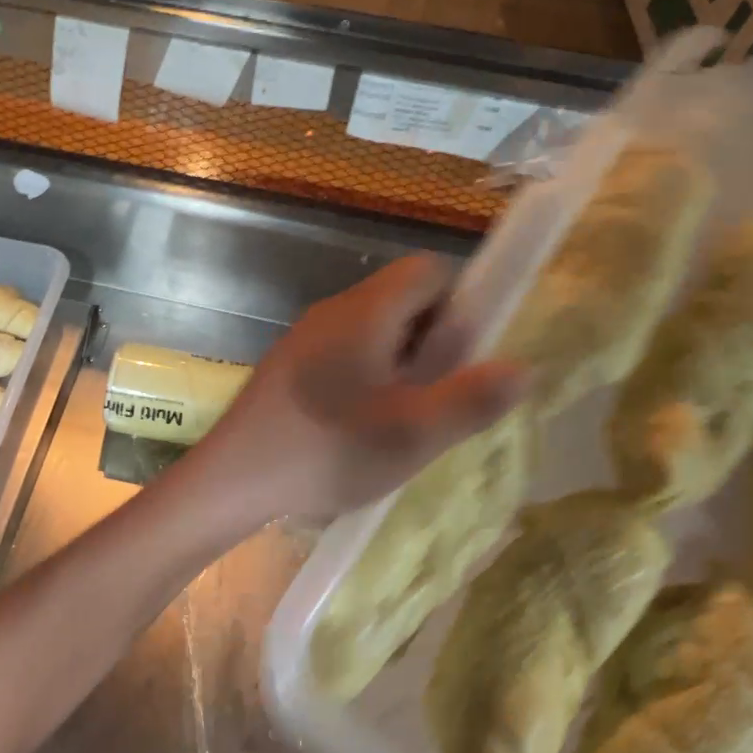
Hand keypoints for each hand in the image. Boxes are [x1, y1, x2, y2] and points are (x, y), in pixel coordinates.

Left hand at [183, 253, 522, 524]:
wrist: (229, 481)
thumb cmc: (323, 453)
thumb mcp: (411, 435)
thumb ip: (471, 400)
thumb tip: (523, 367)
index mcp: (365, 312)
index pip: (430, 271)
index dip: (463, 304)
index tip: (467, 356)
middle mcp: (332, 312)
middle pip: (403, 302)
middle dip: (434, 343)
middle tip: (437, 398)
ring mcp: (303, 340)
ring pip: (373, 335)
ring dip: (400, 368)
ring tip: (401, 422)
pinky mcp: (285, 370)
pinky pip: (343, 357)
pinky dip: (366, 382)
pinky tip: (359, 431)